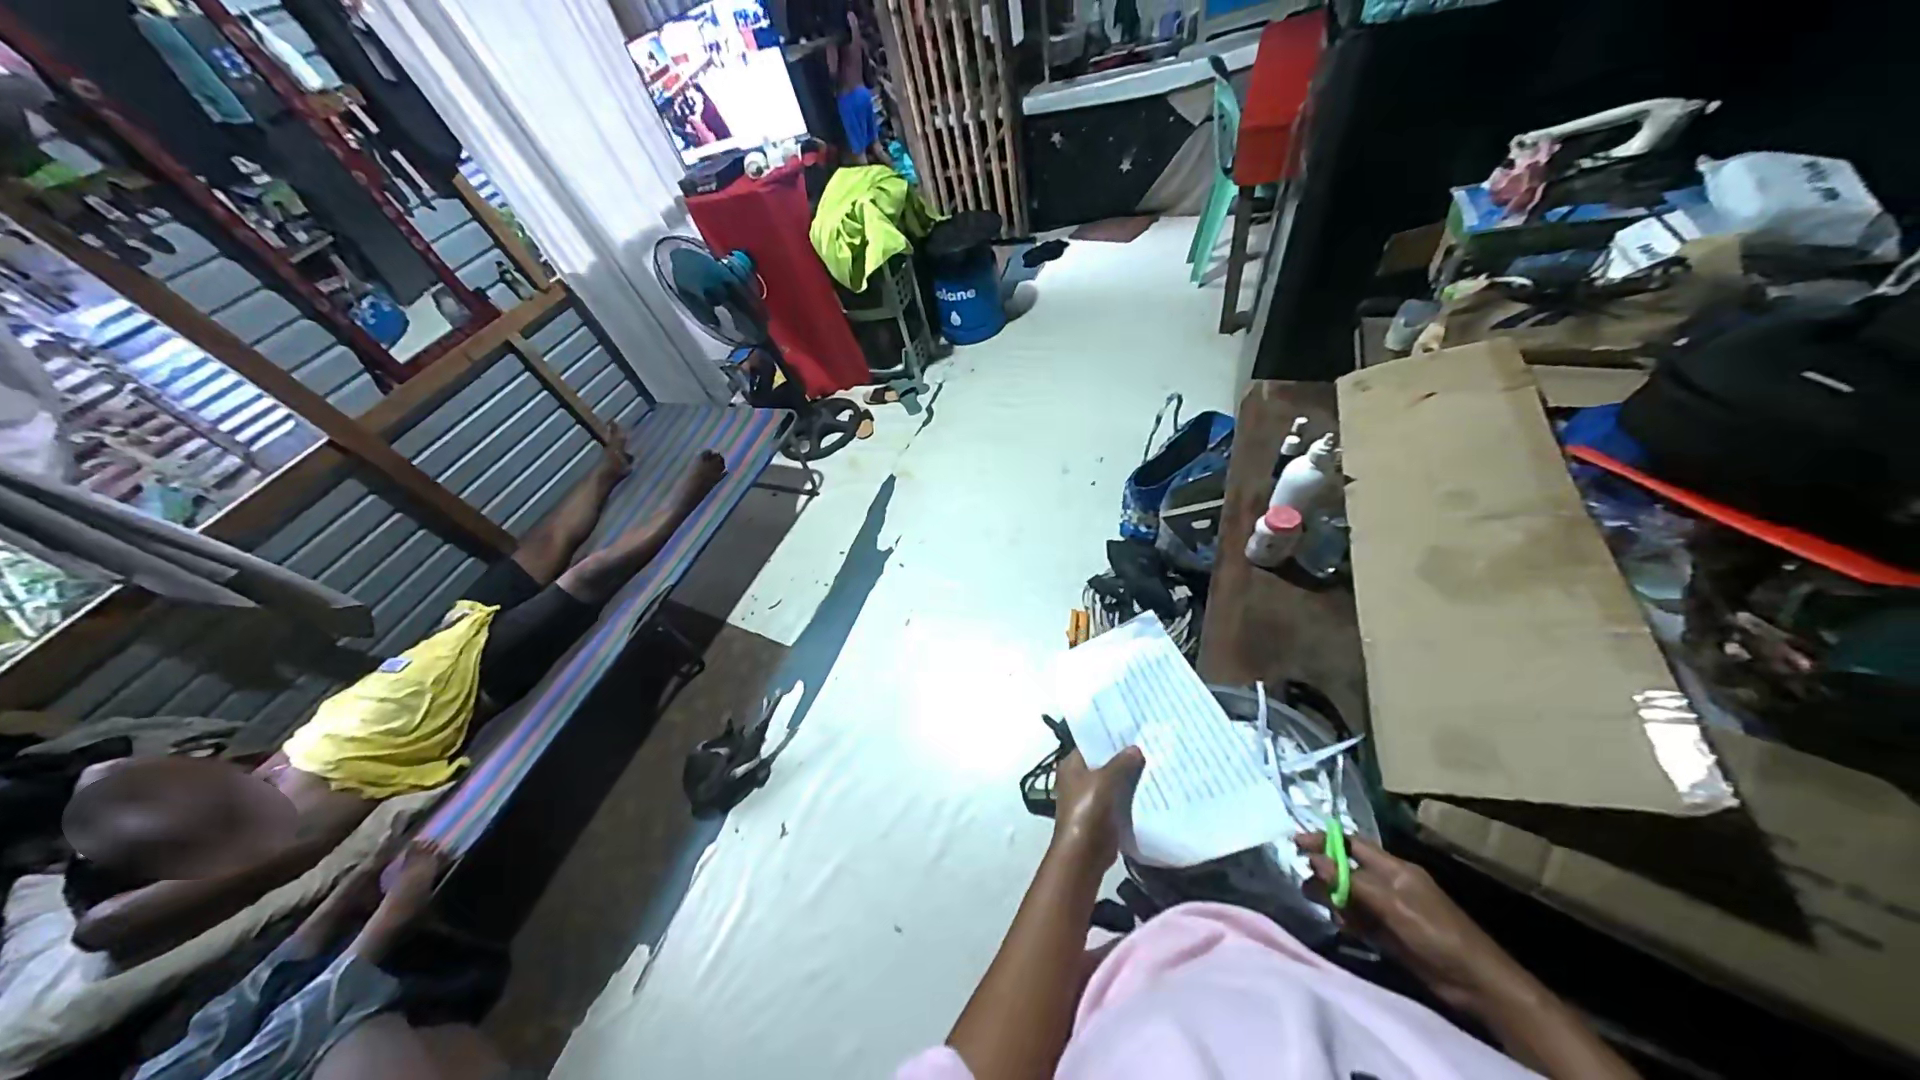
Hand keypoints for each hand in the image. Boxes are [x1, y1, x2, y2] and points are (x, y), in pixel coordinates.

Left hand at [1051, 747, 1143, 869]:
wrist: (1084, 853)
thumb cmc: (1088, 810)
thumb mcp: (1104, 780)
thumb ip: (1121, 763)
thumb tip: (1135, 748)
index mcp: (1071, 765)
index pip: (1091, 742)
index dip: (1110, 736)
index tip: (1133, 728)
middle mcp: (1078, 777)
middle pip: (1103, 761)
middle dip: (1124, 756)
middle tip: (1150, 744)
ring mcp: (1090, 796)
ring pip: (1113, 779)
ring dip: (1130, 775)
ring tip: (1155, 761)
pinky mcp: (1102, 812)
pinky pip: (1119, 797)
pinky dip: (1131, 793)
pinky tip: (1151, 787)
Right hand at [1296, 831, 1523, 1012]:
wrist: (1476, 984)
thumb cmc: (1437, 934)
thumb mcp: (1393, 905)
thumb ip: (1352, 882)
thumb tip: (1313, 858)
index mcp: (1394, 868)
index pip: (1352, 844)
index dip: (1324, 840)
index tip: (1296, 842)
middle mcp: (1388, 884)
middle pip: (1347, 870)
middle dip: (1325, 874)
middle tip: (1306, 885)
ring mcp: (1388, 910)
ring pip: (1349, 896)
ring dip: (1334, 899)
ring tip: (1323, 907)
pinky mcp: (1388, 934)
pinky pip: (1358, 919)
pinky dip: (1347, 920)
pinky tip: (1343, 927)